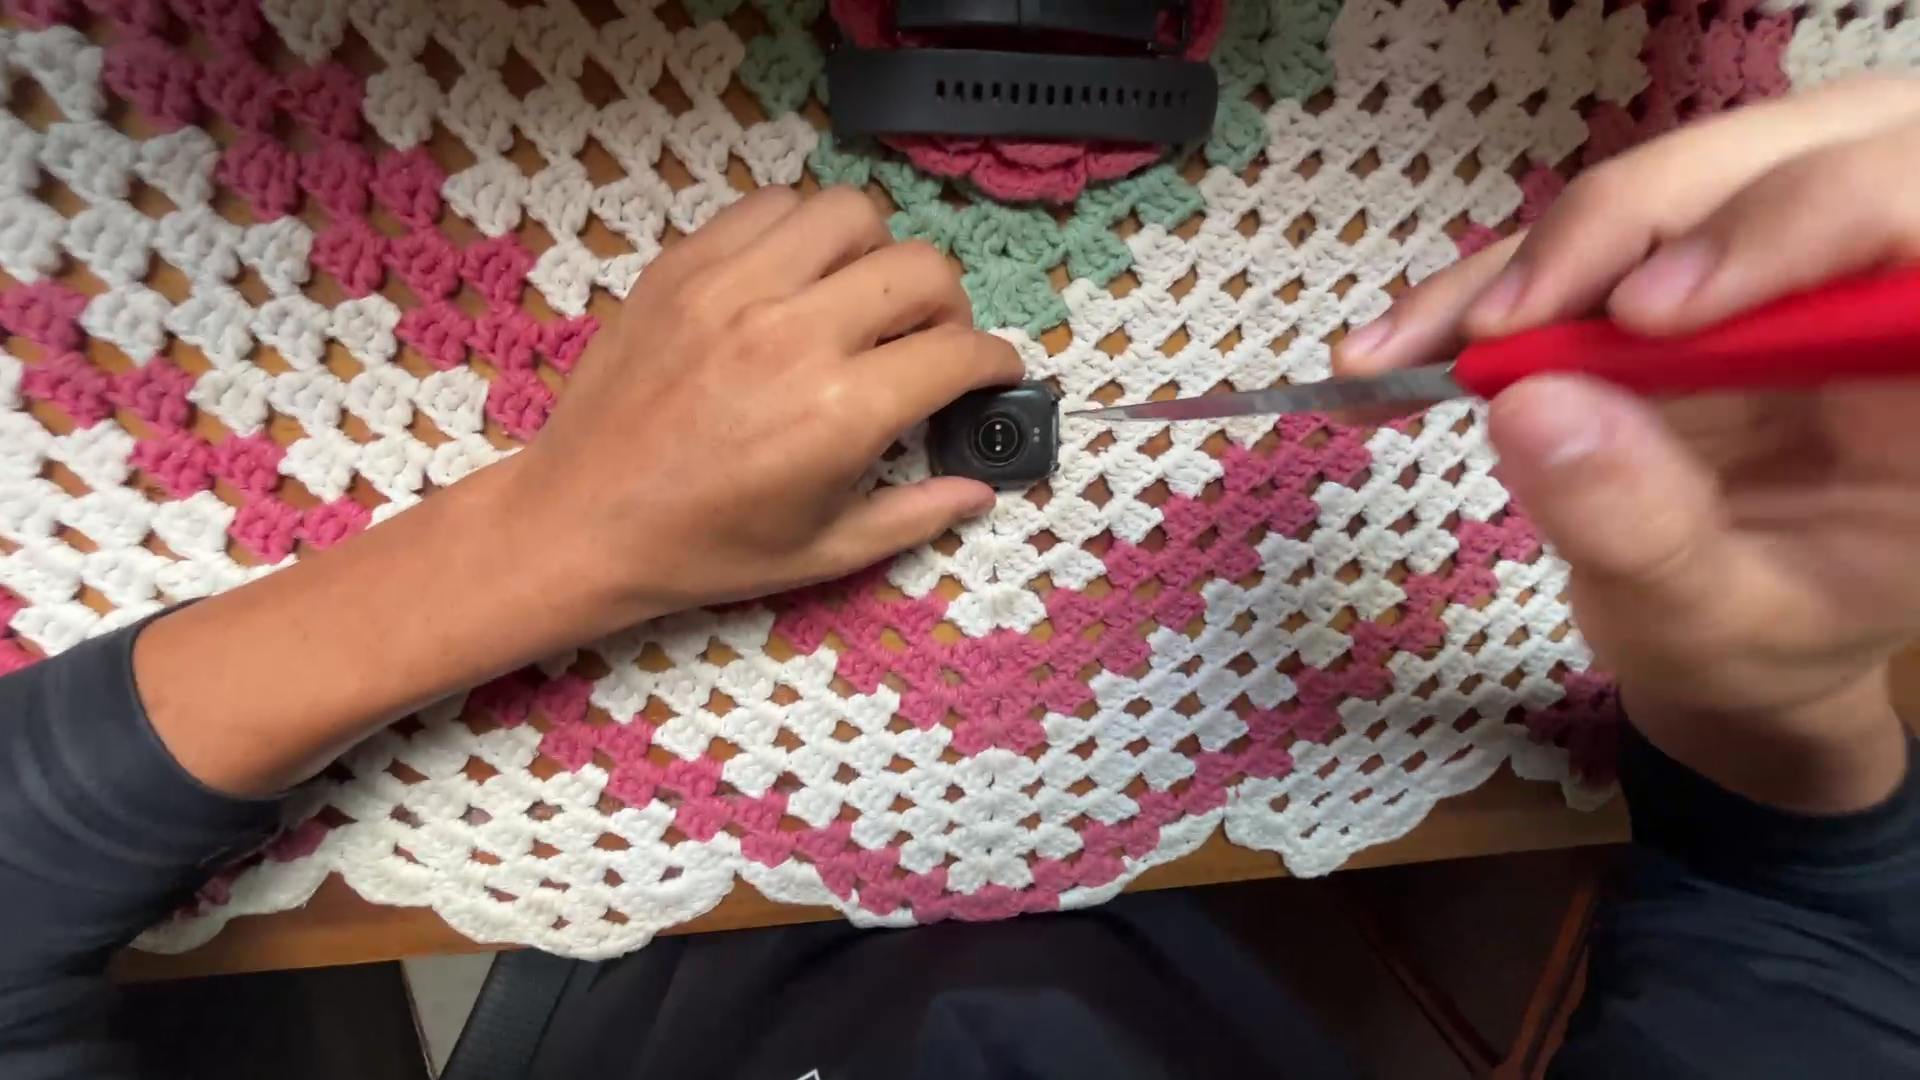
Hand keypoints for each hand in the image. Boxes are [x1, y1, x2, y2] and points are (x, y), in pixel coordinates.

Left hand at [508, 186, 1021, 624]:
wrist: (581, 521)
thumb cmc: (709, 550)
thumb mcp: (825, 554)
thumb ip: (915, 515)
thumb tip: (979, 489)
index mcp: (840, 413)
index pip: (956, 353)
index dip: (996, 361)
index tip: (997, 373)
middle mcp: (796, 332)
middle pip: (921, 268)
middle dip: (953, 305)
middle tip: (936, 342)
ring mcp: (735, 286)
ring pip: (853, 215)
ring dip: (883, 255)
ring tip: (868, 301)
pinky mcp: (686, 263)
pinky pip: (774, 208)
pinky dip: (809, 234)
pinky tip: (801, 279)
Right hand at [1336, 78, 1919, 809]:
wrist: (1714, 638)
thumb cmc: (1749, 641)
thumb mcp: (1707, 616)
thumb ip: (1638, 525)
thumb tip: (1524, 408)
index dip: (1792, 222)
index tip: (1634, 319)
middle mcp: (1861, 282)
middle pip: (1755, 166)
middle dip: (1601, 236)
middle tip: (1484, 331)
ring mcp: (1740, 278)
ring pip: (1627, 208)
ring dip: (1488, 281)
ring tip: (1377, 360)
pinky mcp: (1641, 293)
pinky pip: (1545, 268)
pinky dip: (1451, 314)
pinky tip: (1379, 366)